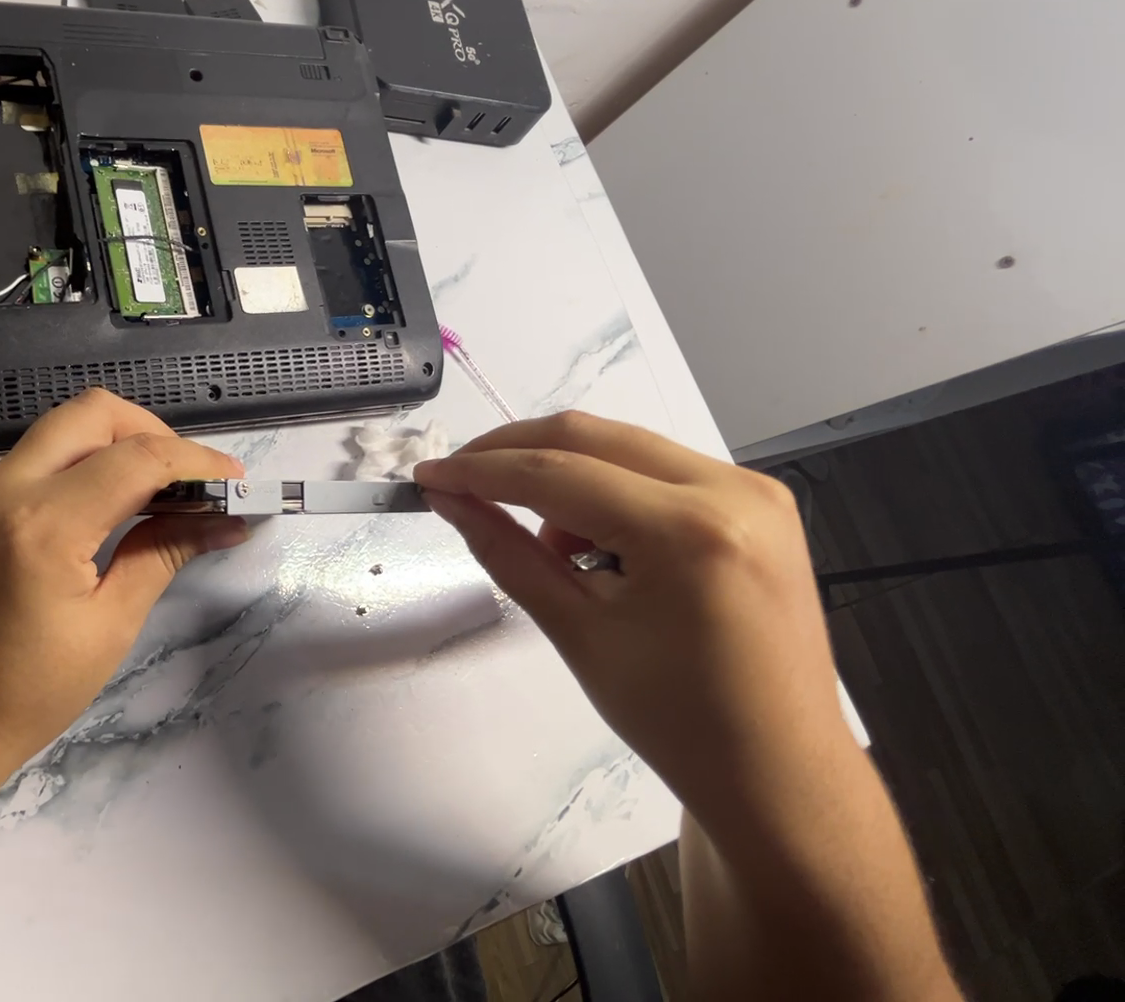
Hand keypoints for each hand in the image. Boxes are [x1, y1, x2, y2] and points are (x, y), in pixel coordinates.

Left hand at [0, 389, 246, 769]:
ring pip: (65, 426)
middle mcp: (7, 488)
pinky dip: (87, 460)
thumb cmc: (27, 693)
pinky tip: (116, 502)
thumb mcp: (110, 625)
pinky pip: (42, 454)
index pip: (137, 458)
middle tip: (190, 482)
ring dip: (119, 442)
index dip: (196, 461)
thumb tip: (224, 522)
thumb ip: (164, 555)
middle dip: (153, 433)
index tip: (235, 481)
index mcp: (44, 525)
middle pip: (94, 412)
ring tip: (161, 492)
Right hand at [412, 412, 844, 808]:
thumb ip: (504, 550)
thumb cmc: (674, 717)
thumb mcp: (574, 629)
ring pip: (621, 445)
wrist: (778, 770)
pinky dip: (604, 488)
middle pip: (590, 436)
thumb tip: (449, 498)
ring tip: (546, 546)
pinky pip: (655, 468)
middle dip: (511, 451)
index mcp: (689, 531)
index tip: (427, 476)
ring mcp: (753, 490)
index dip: (479, 470)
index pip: (556, 474)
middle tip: (458, 480)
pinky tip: (594, 546)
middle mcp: (732, 489)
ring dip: (559, 473)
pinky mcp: (756, 503)